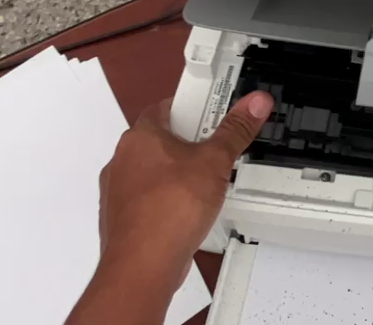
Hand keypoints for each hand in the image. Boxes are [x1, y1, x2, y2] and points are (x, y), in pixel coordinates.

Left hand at [67, 91, 272, 324]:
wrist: (142, 268)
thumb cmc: (167, 212)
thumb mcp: (215, 161)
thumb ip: (236, 130)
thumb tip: (254, 104)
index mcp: (140, 137)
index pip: (167, 106)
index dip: (193, 107)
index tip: (212, 111)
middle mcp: (122, 161)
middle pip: (161, 138)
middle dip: (189, 142)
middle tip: (215, 145)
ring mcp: (118, 192)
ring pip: (153, 170)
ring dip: (178, 172)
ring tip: (206, 179)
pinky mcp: (122, 220)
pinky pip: (148, 199)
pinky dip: (168, 199)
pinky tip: (189, 209)